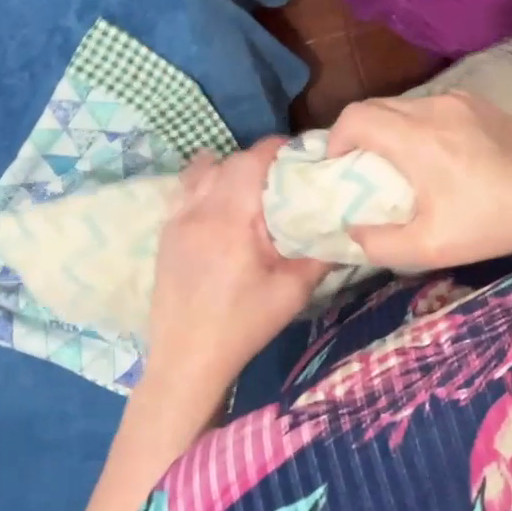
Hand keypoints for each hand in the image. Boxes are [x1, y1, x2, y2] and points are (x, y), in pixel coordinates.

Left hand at [146, 137, 330, 385]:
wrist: (187, 360)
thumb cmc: (244, 325)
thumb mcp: (293, 291)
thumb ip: (321, 252)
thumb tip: (345, 225)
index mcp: (231, 218)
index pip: (253, 159)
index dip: (279, 150)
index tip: (303, 158)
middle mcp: (199, 209)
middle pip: (231, 161)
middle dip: (259, 161)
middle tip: (286, 177)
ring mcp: (177, 219)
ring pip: (203, 170)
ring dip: (230, 169)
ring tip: (253, 187)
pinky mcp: (166, 233)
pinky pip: (185, 190)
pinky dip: (205, 183)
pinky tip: (222, 202)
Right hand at [325, 93, 511, 269]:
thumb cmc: (494, 222)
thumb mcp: (430, 248)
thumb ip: (378, 244)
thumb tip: (351, 229)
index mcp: (417, 136)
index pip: (354, 117)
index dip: (335, 141)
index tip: (340, 171)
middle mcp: (435, 106)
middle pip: (376, 107)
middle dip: (359, 137)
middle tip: (364, 173)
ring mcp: (461, 100)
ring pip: (405, 105)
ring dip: (391, 131)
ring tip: (402, 168)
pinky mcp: (481, 103)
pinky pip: (434, 107)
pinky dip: (420, 127)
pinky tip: (440, 159)